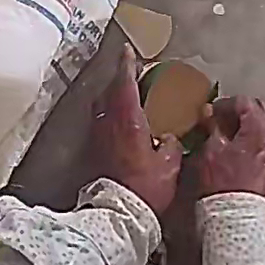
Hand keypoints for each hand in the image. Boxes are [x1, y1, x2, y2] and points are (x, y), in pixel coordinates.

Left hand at [91, 46, 181, 211]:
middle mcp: (108, 123)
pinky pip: (102, 122)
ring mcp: (98, 137)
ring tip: (126, 95)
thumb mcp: (169, 164)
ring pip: (103, 106)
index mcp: (128, 119)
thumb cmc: (146, 187)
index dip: (127, 66)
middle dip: (120, 79)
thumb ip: (170, 145)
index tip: (128, 51)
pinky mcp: (94, 151)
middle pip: (110, 91)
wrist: (119, 213)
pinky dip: (110, 114)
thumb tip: (168, 138)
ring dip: (113, 96)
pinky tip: (121, 122)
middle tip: (132, 73)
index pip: (125, 84)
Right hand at [195, 96, 264, 199]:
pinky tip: (248, 150)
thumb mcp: (210, 150)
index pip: (244, 102)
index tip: (212, 112)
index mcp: (259, 128)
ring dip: (254, 126)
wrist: (238, 215)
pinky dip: (262, 142)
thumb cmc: (222, 181)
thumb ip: (212, 126)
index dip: (226, 104)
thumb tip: (209, 112)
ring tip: (236, 135)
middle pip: (262, 110)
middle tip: (224, 120)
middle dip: (243, 111)